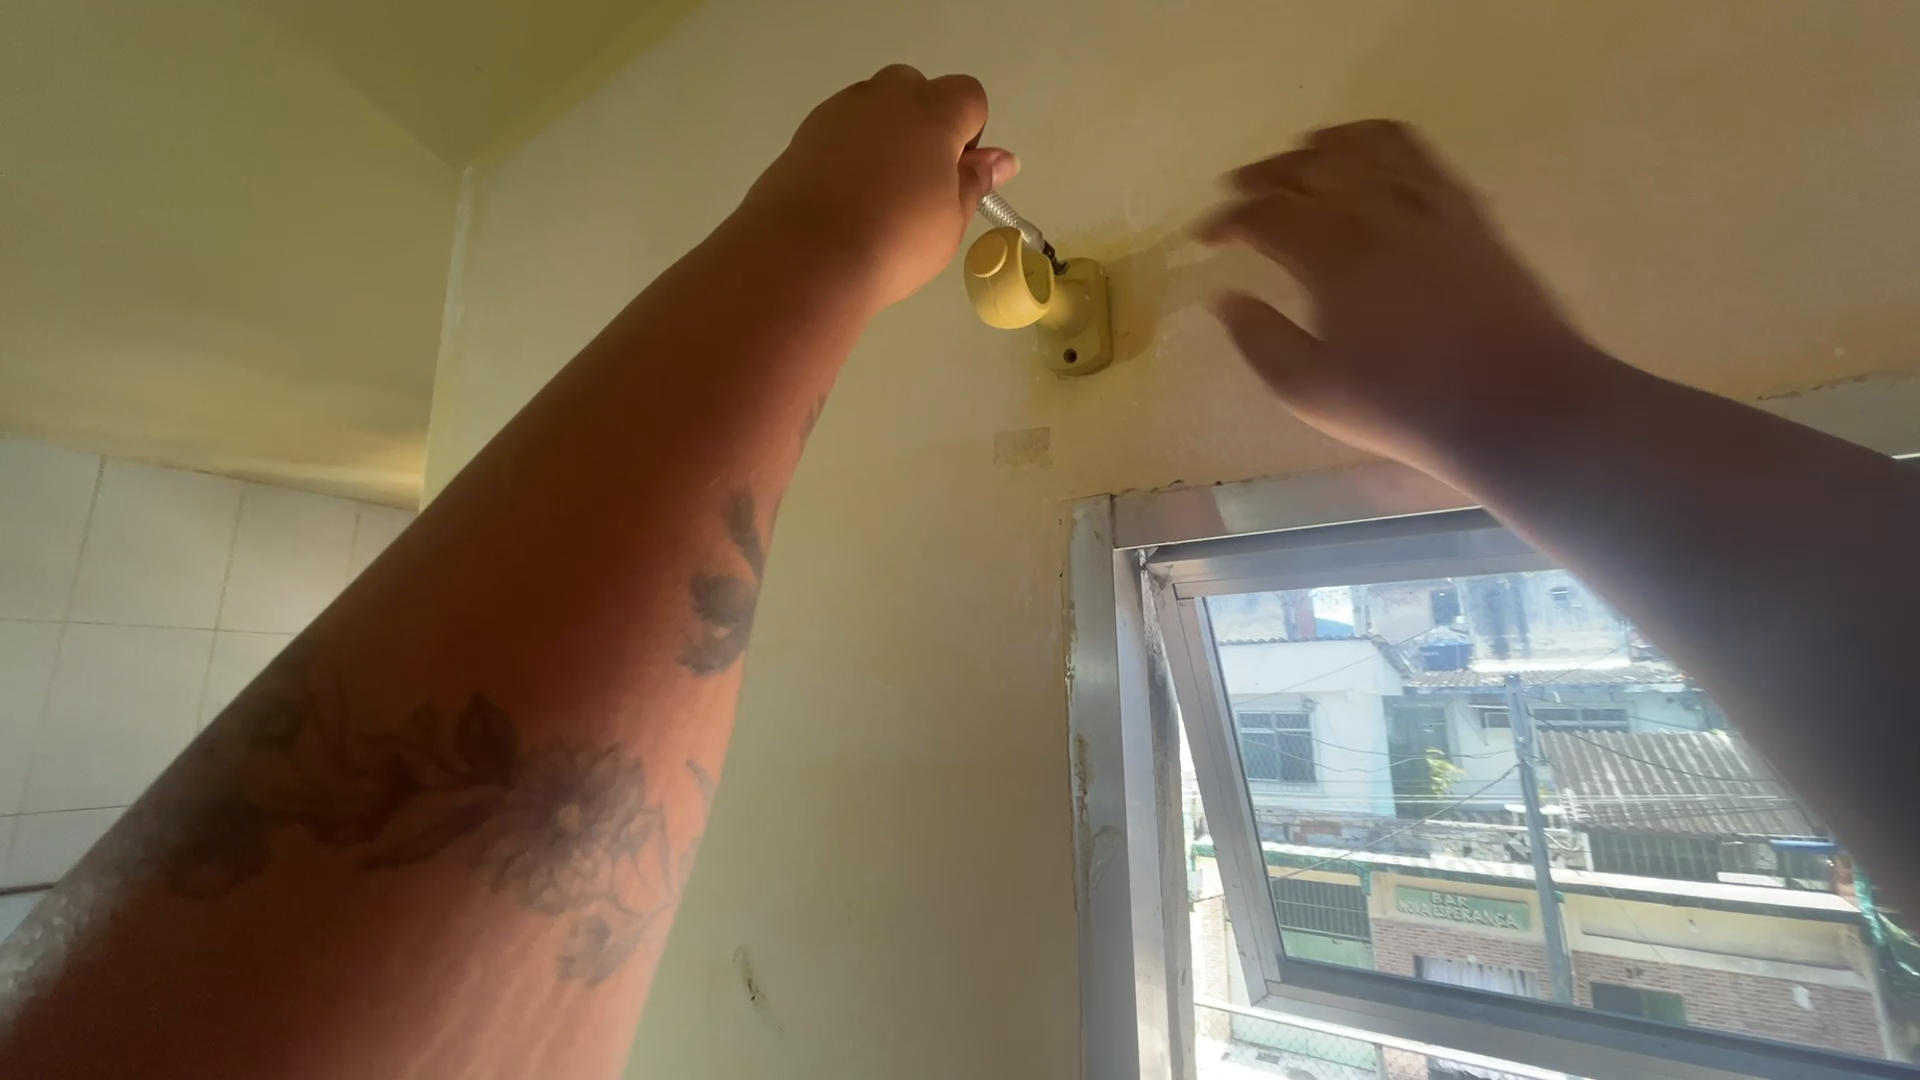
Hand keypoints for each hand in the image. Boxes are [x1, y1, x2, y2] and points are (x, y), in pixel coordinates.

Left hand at [739, 65, 1017, 308]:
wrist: (809, 255)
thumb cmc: (896, 242)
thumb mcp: (950, 221)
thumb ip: (975, 182)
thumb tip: (1003, 159)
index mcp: (932, 113)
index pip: (969, 96)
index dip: (971, 136)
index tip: (956, 179)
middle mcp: (885, 97)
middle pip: (918, 92)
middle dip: (925, 128)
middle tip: (918, 188)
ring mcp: (840, 110)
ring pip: (876, 110)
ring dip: (886, 140)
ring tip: (878, 200)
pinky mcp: (806, 134)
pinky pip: (842, 132)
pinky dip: (851, 155)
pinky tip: (846, 201)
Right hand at [1200, 120, 1608, 473]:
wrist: (1512, 403)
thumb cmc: (1399, 404)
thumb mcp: (1306, 387)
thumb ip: (1257, 337)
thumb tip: (1223, 297)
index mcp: (1334, 256)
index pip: (1267, 215)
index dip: (1227, 219)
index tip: (1202, 236)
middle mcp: (1379, 212)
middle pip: (1310, 169)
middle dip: (1263, 176)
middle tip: (1233, 191)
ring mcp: (1429, 204)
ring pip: (1364, 146)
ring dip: (1317, 148)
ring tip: (1293, 158)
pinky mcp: (1465, 210)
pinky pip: (1415, 151)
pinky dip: (1376, 139)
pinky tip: (1365, 152)